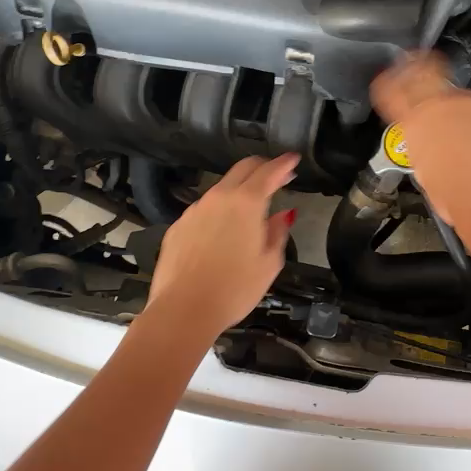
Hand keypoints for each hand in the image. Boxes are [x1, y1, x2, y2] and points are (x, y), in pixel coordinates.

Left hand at [143, 154, 297, 340]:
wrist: (183, 310)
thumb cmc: (234, 289)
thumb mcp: (269, 263)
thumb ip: (278, 231)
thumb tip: (281, 215)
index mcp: (247, 202)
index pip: (269, 171)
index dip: (284, 163)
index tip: (293, 160)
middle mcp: (219, 197)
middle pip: (243, 168)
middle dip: (262, 167)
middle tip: (275, 176)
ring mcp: (195, 210)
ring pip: (221, 189)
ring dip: (237, 192)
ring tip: (247, 212)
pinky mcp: (178, 226)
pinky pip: (203, 211)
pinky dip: (217, 213)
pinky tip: (220, 234)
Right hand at [371, 52, 470, 234]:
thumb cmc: (452, 192)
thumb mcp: (421, 167)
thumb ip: (419, 143)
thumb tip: (425, 141)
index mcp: (411, 121)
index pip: (391, 90)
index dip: (389, 82)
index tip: (389, 78)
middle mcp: (434, 104)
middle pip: (421, 73)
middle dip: (417, 68)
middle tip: (416, 64)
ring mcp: (464, 102)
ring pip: (452, 92)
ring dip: (452, 101)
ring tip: (457, 121)